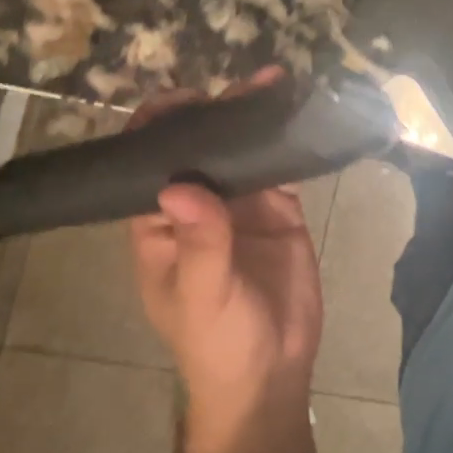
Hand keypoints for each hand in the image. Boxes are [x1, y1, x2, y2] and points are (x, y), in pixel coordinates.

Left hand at [127, 69, 323, 419]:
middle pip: (201, 146)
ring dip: (256, 117)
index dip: (159, 127)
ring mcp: (242, 204)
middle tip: (247, 83)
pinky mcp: (281, 209)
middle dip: (217, 111)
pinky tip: (303, 114)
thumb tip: (180, 185)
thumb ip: (199, 242)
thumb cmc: (216, 340)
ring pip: (244, 150)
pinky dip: (292, 141)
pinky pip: (283, 166)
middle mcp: (198, 204)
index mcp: (159, 222)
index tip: (184, 98)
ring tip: (276, 81)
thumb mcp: (201, 295)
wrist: (272, 371)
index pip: (148, 163)